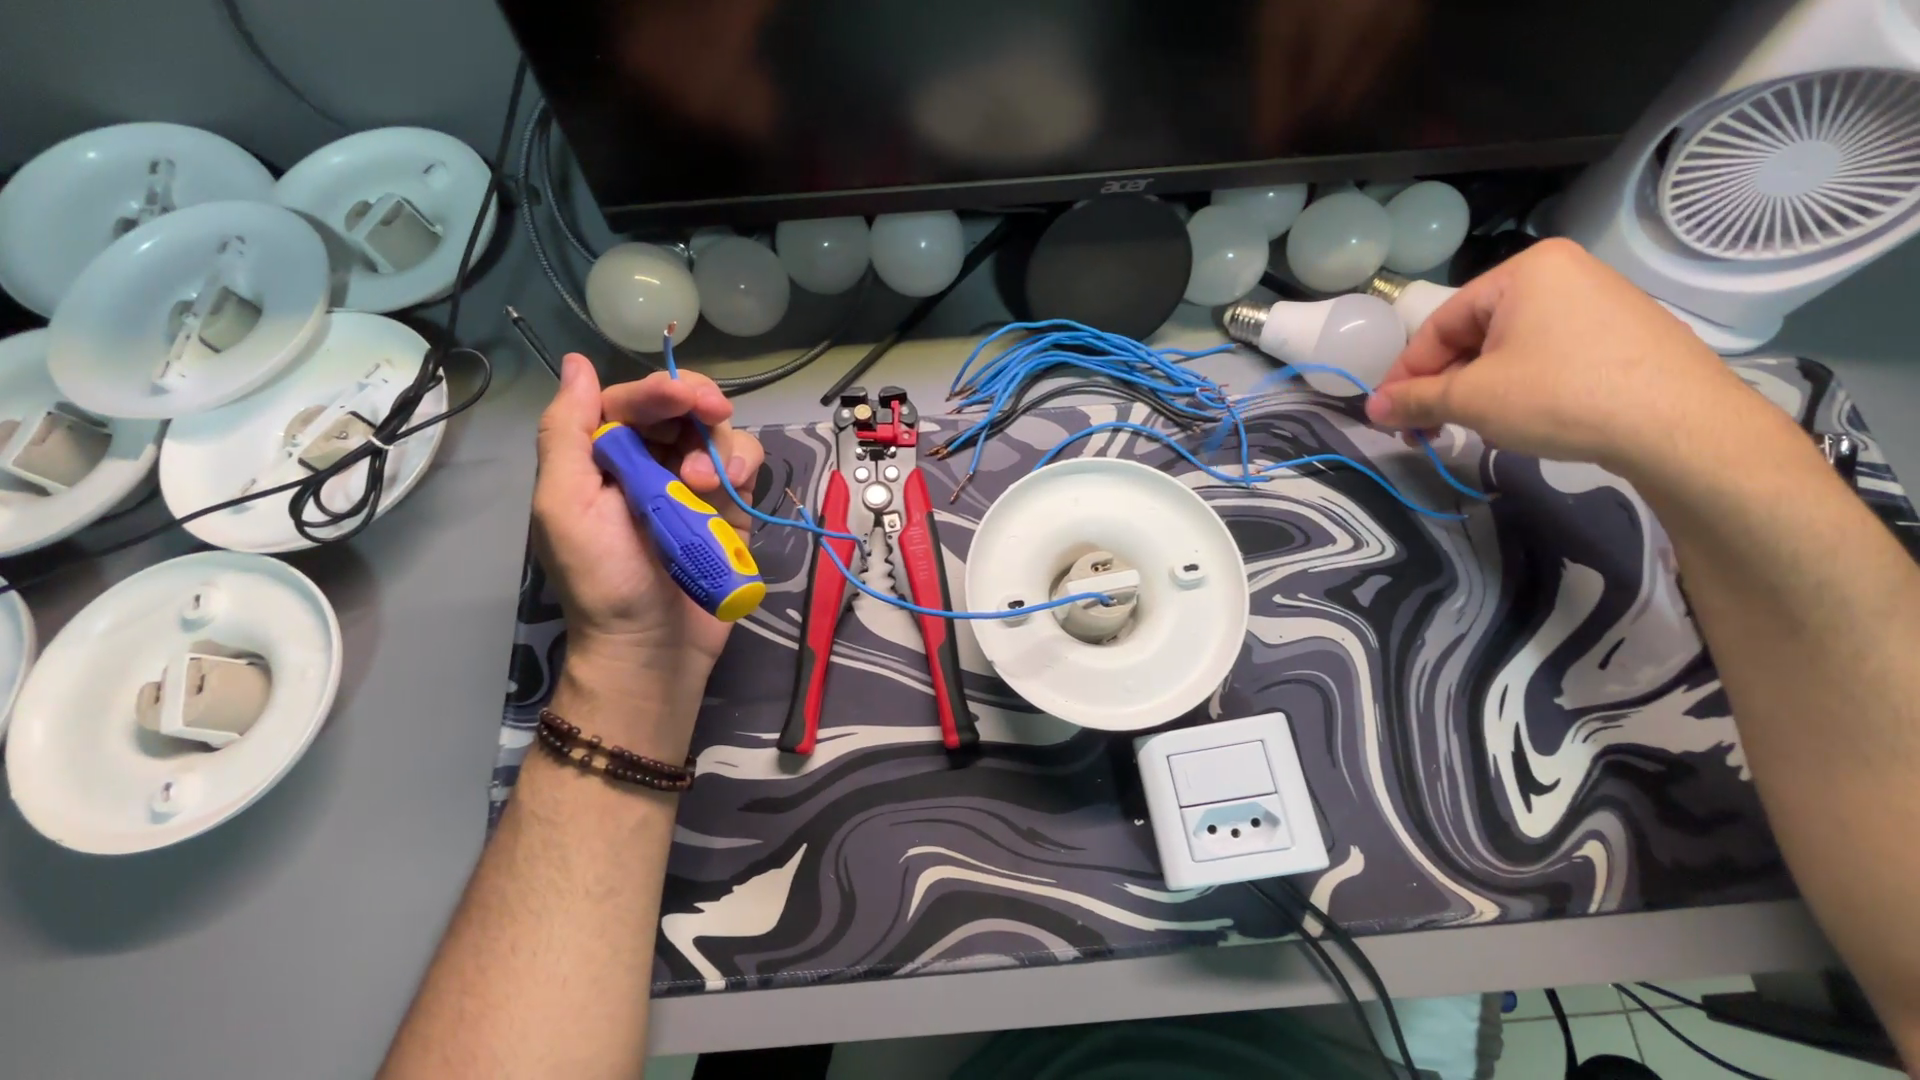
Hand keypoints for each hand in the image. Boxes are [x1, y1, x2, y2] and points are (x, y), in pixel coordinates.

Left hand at [532, 354, 764, 685]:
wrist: (652, 647)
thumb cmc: (601, 579)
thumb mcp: (564, 504)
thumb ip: (567, 431)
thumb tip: (576, 363)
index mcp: (602, 457)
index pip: (631, 402)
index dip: (657, 390)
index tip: (686, 397)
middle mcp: (649, 463)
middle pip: (681, 407)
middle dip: (698, 402)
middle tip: (712, 412)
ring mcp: (694, 486)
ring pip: (719, 432)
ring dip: (718, 446)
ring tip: (703, 484)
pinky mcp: (730, 508)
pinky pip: (745, 467)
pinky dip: (744, 466)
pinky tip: (732, 488)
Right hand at [1363, 239, 1791, 481]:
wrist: (1679, 425)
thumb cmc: (1561, 395)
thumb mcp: (1472, 399)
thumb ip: (1415, 400)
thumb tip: (1372, 409)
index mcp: (1524, 271)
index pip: (1440, 324)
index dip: (1406, 373)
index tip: (1387, 412)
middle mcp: (1563, 274)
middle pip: (1475, 334)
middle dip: (1445, 385)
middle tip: (1425, 427)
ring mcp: (1600, 302)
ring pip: (1510, 348)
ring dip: (1478, 390)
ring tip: (1469, 428)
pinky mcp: (1624, 335)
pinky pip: (1549, 355)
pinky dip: (1520, 386)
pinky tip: (1519, 418)